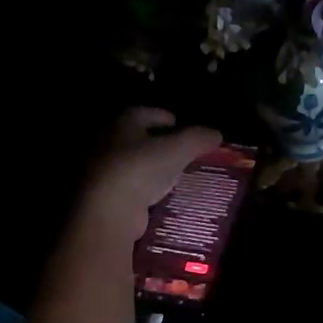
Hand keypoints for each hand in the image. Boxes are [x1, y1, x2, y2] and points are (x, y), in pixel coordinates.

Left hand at [82, 108, 222, 242]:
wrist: (108, 208)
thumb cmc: (142, 168)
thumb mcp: (178, 149)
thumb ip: (198, 138)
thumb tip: (217, 134)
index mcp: (126, 121)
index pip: (152, 114)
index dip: (172, 120)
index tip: (188, 132)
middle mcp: (110, 139)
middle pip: (143, 138)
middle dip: (164, 145)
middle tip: (188, 155)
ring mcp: (105, 167)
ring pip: (138, 163)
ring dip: (157, 168)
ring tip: (180, 177)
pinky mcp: (107, 193)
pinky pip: (134, 185)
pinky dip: (148, 188)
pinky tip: (164, 196)